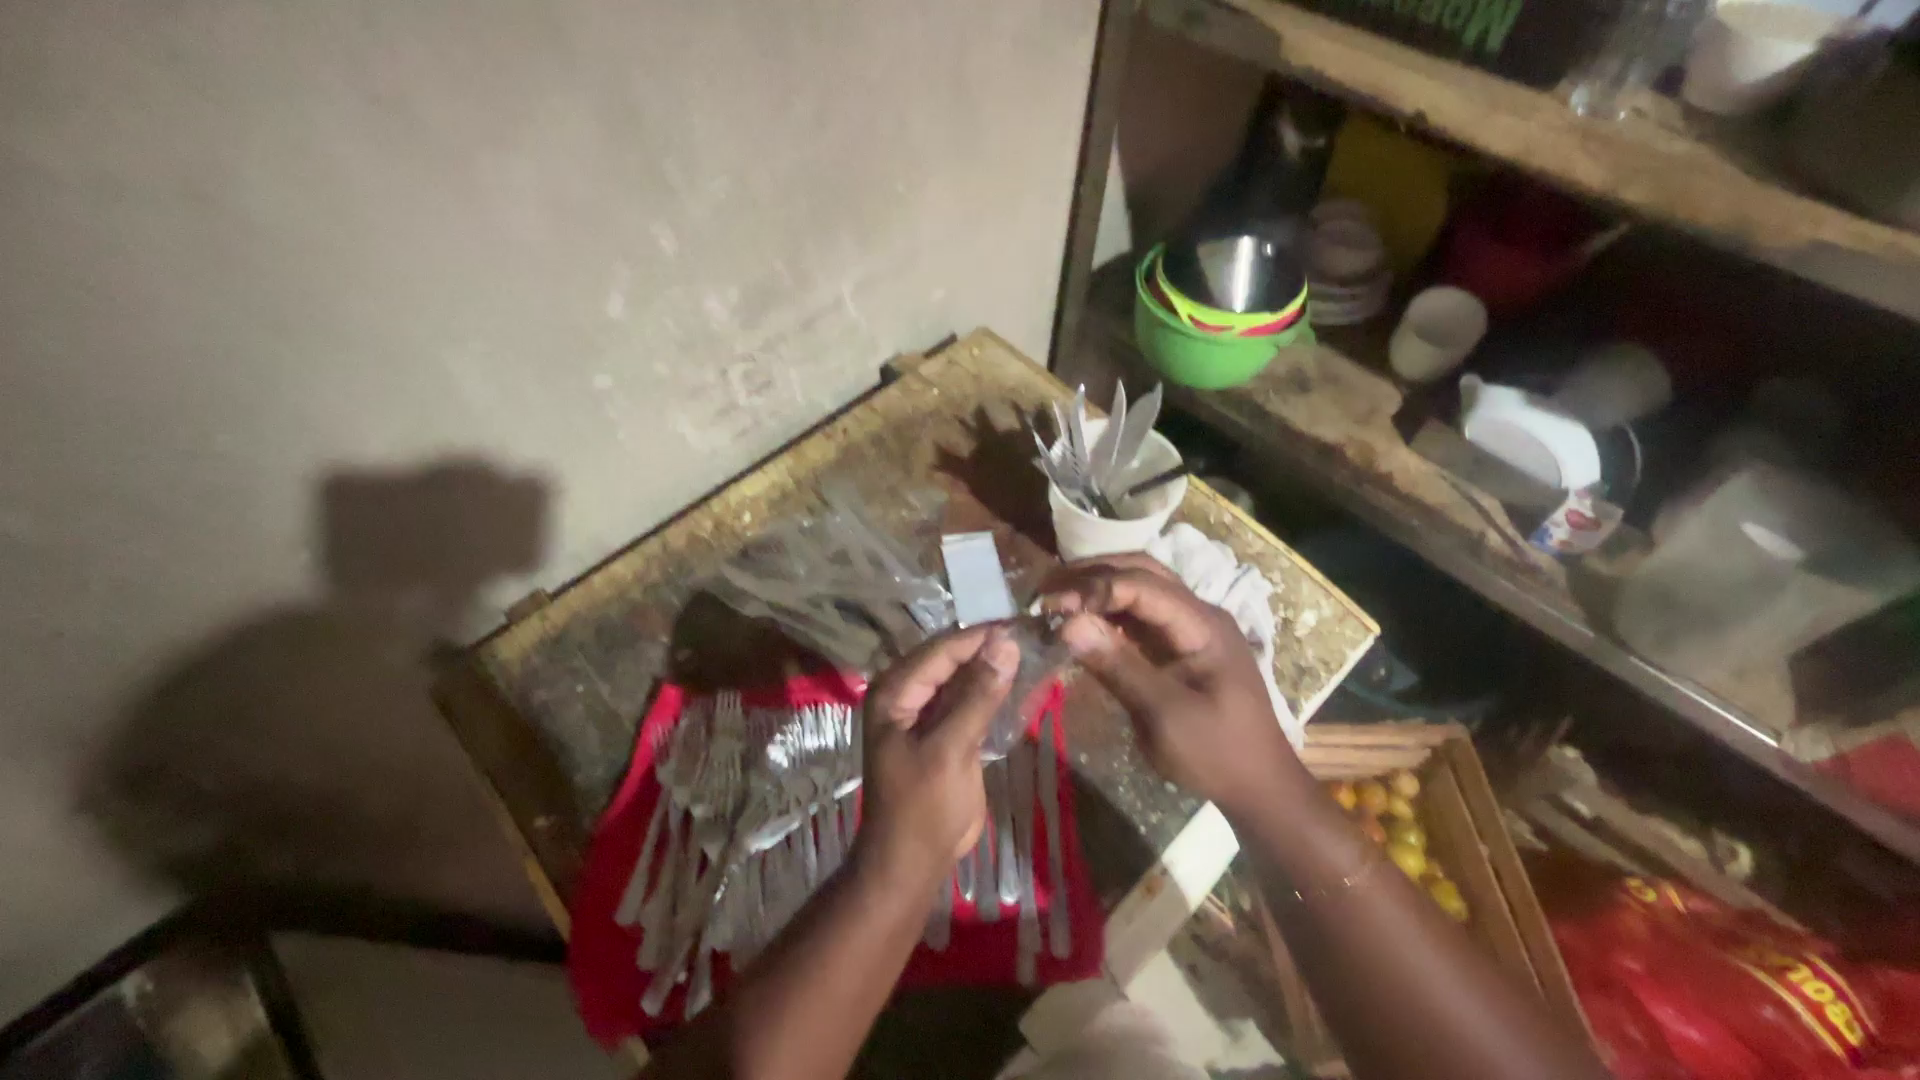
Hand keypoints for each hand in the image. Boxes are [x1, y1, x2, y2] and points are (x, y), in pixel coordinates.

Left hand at [855, 624, 1019, 887]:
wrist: (913, 860)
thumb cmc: (922, 806)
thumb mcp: (949, 749)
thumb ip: (977, 696)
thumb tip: (1006, 644)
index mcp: (895, 691)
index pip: (942, 649)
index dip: (982, 635)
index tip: (1024, 622)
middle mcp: (908, 693)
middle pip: (954, 658)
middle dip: (991, 647)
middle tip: (1037, 632)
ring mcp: (928, 712)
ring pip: (966, 678)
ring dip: (997, 667)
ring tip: (1038, 648)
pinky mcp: (948, 732)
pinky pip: (973, 701)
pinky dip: (997, 693)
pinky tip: (1027, 681)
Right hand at [1043, 554, 1298, 812]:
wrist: (1257, 786)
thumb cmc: (1216, 753)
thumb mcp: (1164, 715)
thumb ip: (1118, 666)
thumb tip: (1068, 624)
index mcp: (1203, 624)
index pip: (1143, 584)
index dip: (1094, 588)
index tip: (1051, 606)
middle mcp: (1198, 614)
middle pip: (1141, 572)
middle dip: (1091, 575)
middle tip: (1044, 592)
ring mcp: (1189, 628)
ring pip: (1138, 589)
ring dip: (1096, 590)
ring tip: (1053, 602)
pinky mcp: (1178, 646)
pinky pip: (1138, 616)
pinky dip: (1106, 614)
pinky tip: (1078, 624)